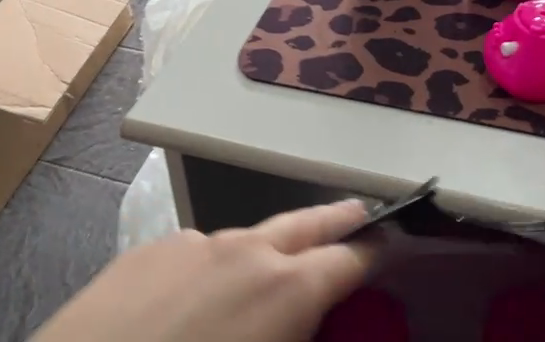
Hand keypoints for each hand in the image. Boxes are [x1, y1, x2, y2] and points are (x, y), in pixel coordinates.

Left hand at [30, 200, 377, 341]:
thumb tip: (315, 326)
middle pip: (308, 223)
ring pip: (248, 238)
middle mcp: (246, 250)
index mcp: (286, 290)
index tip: (396, 244)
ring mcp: (193, 242)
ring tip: (273, 274)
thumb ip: (303, 338)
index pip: (351, 258)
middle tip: (362, 215)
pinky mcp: (147, 249)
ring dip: (270, 251)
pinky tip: (194, 305)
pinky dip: (213, 269)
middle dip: (339, 219)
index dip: (378, 251)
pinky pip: (196, 253)